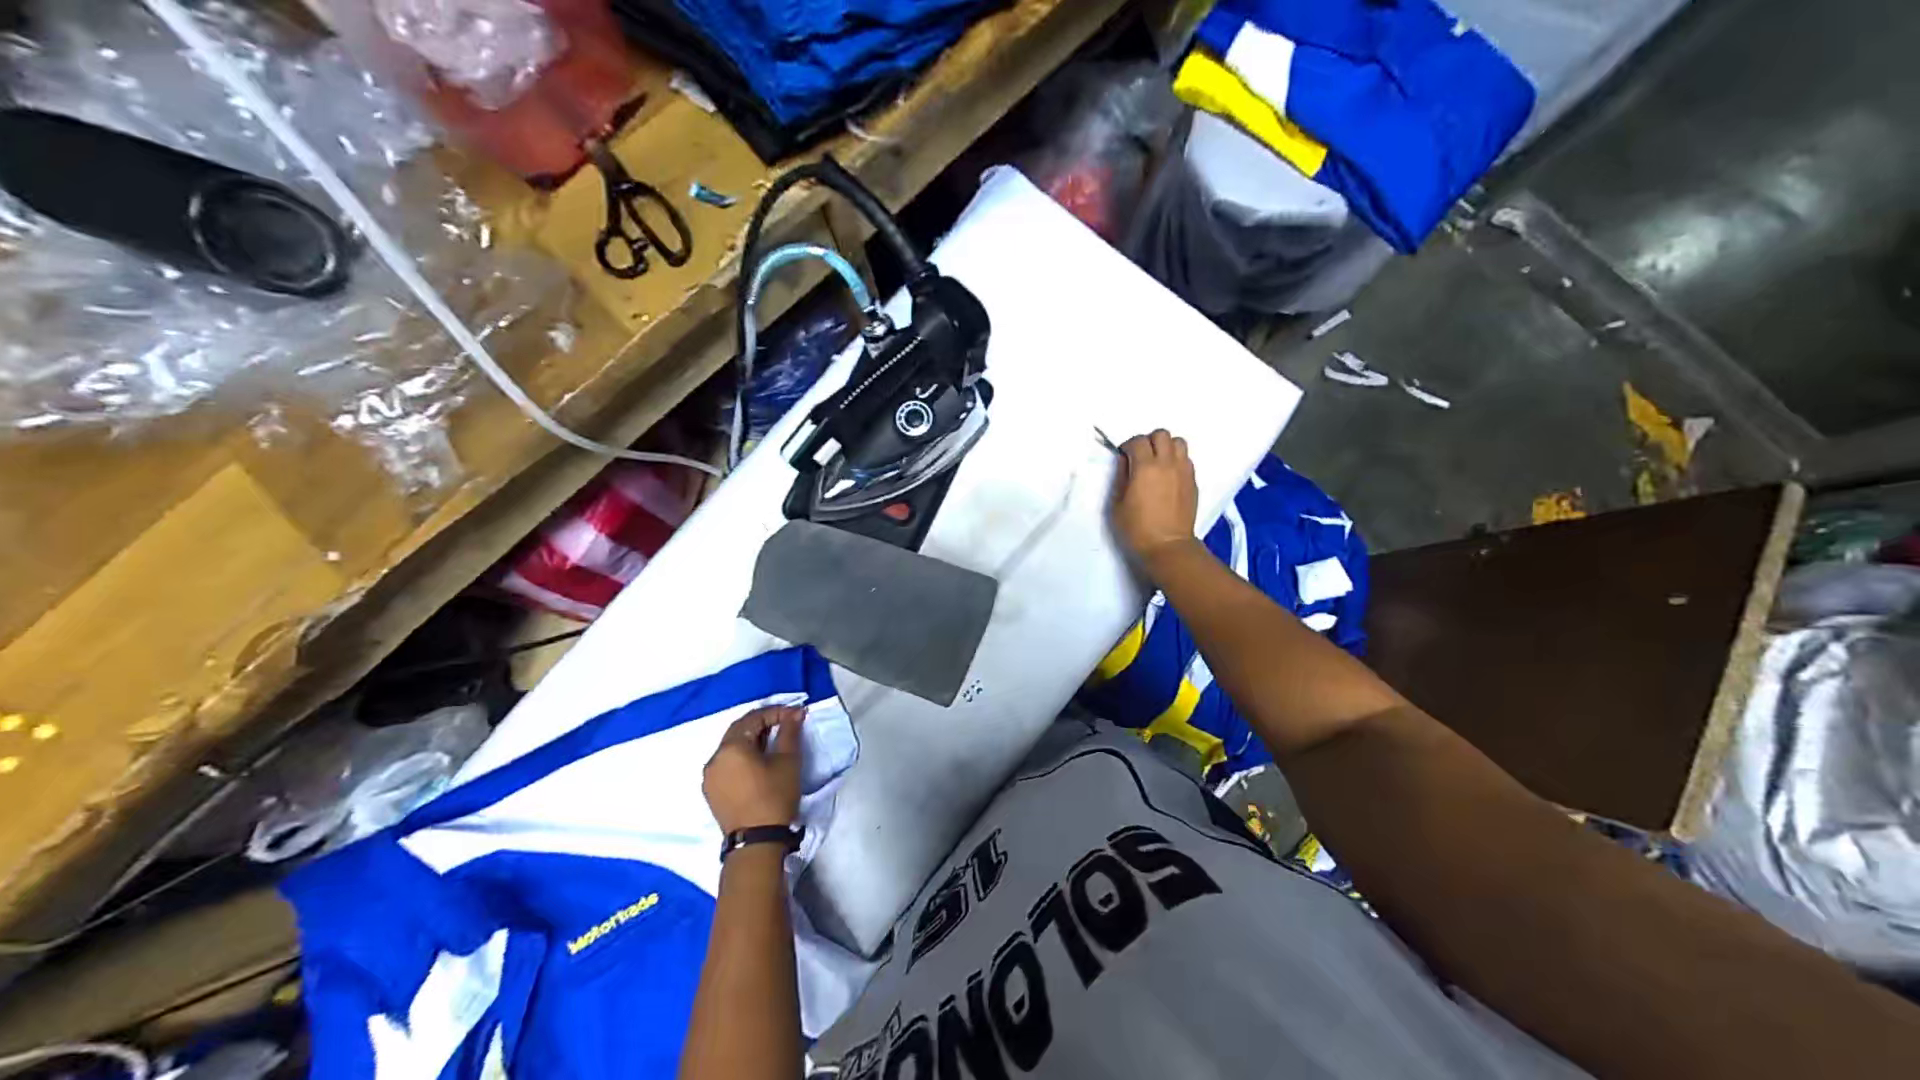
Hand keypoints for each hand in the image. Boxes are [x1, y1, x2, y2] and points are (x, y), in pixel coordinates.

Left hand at [702, 705, 805, 833]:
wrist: (757, 841)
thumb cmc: (774, 797)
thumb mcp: (788, 761)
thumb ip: (790, 732)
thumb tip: (795, 713)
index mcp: (731, 747)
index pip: (753, 718)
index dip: (776, 712)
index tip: (796, 715)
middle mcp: (714, 758)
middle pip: (739, 731)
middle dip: (763, 724)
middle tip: (785, 725)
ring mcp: (709, 776)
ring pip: (731, 748)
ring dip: (751, 740)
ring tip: (773, 743)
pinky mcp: (711, 791)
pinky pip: (726, 764)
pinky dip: (741, 757)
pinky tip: (757, 763)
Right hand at [1111, 429, 1198, 564]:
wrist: (1168, 546)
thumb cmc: (1137, 529)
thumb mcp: (1117, 504)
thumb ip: (1120, 477)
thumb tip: (1124, 462)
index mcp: (1145, 467)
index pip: (1137, 441)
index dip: (1127, 446)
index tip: (1123, 456)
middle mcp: (1167, 464)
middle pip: (1161, 434)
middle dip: (1149, 441)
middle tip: (1141, 456)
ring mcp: (1184, 471)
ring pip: (1179, 442)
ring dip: (1166, 447)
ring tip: (1158, 462)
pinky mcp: (1193, 482)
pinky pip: (1186, 459)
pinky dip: (1176, 460)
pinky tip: (1168, 475)